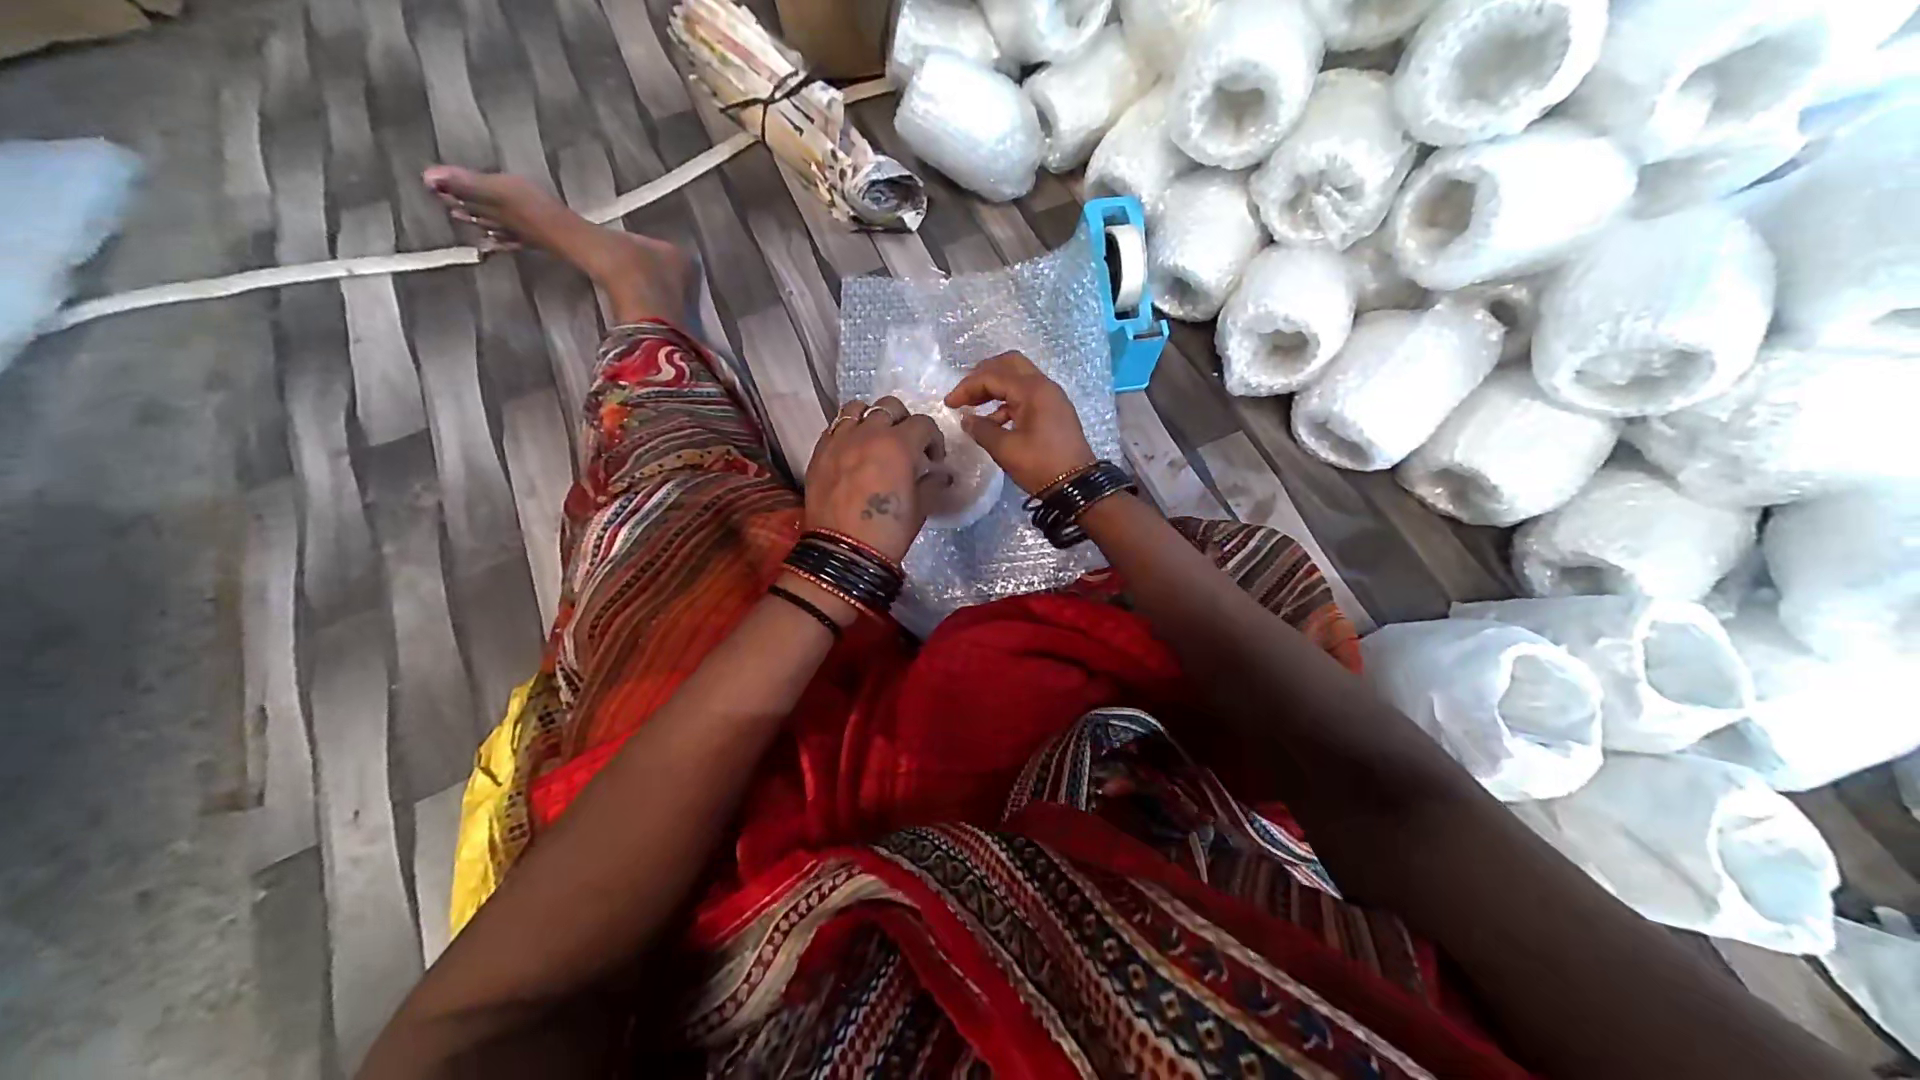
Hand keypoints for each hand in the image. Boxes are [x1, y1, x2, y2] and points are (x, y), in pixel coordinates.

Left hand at [803, 396, 947, 563]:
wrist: (844, 550)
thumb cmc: (888, 530)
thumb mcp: (920, 507)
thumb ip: (931, 483)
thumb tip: (940, 474)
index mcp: (899, 444)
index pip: (923, 424)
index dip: (933, 439)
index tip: (933, 458)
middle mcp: (869, 433)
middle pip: (889, 407)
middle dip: (903, 421)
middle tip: (905, 444)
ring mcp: (840, 439)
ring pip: (857, 408)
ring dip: (871, 418)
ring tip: (874, 438)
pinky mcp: (820, 451)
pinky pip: (834, 427)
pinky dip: (846, 431)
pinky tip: (852, 449)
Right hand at [945, 352, 1095, 493]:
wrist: (1078, 486)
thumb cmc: (1041, 466)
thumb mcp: (1006, 449)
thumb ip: (982, 430)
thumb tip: (967, 420)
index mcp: (1033, 390)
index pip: (993, 376)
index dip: (967, 387)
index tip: (949, 403)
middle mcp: (1044, 386)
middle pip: (1009, 364)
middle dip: (983, 375)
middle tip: (965, 393)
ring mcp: (1052, 397)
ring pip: (1019, 378)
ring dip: (995, 388)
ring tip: (975, 408)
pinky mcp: (1054, 410)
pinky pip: (1027, 395)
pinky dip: (1008, 401)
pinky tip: (994, 421)